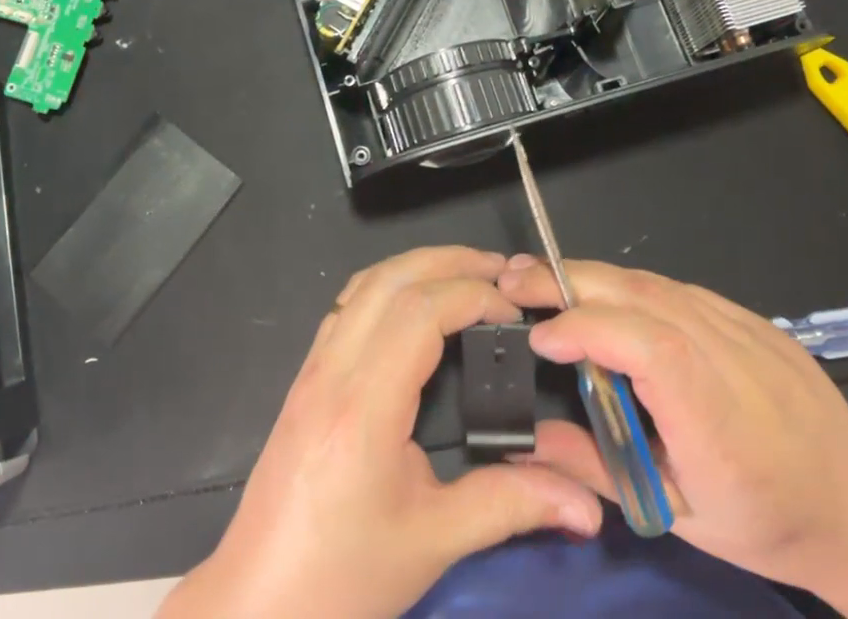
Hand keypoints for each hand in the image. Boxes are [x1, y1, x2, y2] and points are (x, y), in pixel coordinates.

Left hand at [160, 247, 601, 618]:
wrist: (259, 600)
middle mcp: (331, 372)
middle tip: (502, 270)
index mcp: (364, 405)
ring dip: (415, 268)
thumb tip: (587, 504)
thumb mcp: (434, 542)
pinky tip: (415, 310)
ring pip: (360, 288)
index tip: (516, 312)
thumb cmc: (344, 572)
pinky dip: (386, 289)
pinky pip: (345, 310)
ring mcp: (310, 373)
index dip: (473, 295)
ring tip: (466, 276)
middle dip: (448, 262)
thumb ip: (511, 505)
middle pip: (387, 280)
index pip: (418, 310)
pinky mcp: (303, 384)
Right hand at [497, 256, 847, 592]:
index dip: (589, 329)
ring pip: (660, 285)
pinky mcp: (758, 322)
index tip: (540, 340)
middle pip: (647, 298)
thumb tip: (527, 436)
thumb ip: (595, 468)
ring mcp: (754, 335)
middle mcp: (739, 366)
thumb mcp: (671, 514)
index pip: (652, 348)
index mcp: (721, 425)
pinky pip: (683, 291)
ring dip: (593, 276)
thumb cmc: (762, 524)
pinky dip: (630, 286)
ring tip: (541, 278)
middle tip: (512, 277)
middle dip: (570, 280)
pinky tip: (601, 294)